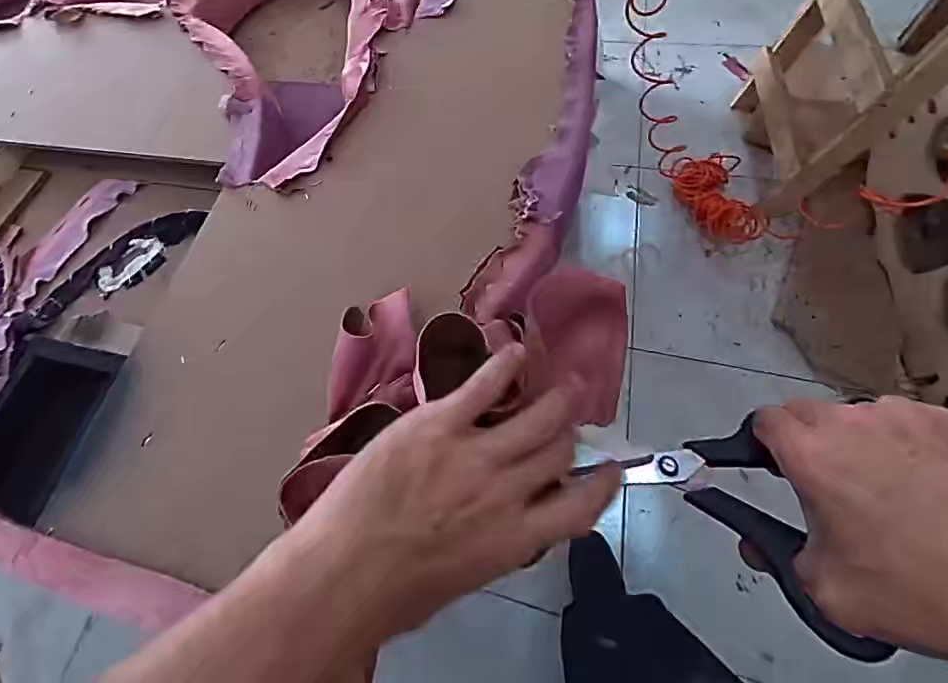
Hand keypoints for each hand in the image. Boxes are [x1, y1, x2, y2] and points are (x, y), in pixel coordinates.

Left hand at [267, 345, 620, 643]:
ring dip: (559, 395)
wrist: (335, 579)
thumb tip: (523, 516)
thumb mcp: (465, 578)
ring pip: (538, 414)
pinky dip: (507, 365)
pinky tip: (518, 353)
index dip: (603, 484)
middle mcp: (506, 492)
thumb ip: (502, 541)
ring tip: (568, 381)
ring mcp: (475, 454)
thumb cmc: (394, 594)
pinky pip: (485, 386)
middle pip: (560, 448)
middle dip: (571, 431)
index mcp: (515, 539)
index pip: (581, 507)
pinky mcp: (440, 424)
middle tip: (574, 413)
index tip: (611, 469)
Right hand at [751, 397, 947, 664]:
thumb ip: (779, 556)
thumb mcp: (831, 593)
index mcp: (816, 454)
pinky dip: (908, 446)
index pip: (766, 420)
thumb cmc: (929, 593)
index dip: (763, 441)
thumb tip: (759, 541)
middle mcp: (855, 421)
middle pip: (810, 413)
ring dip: (861, 444)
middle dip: (809, 443)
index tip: (772, 459)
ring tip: (892, 495)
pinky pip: (909, 422)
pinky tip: (932, 489)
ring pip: (861, 417)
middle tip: (830, 488)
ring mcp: (905, 413)